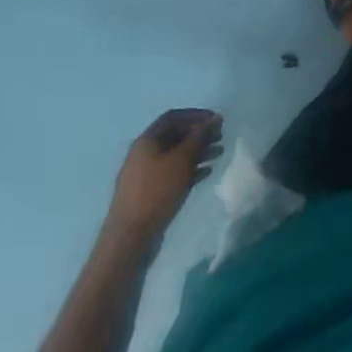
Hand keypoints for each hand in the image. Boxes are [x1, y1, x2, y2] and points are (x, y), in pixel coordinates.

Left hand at [106, 109, 222, 238]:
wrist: (130, 237)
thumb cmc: (157, 191)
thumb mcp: (181, 160)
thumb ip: (199, 137)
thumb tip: (215, 118)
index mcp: (147, 141)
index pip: (173, 117)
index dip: (196, 115)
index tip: (216, 121)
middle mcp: (144, 153)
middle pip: (175, 135)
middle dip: (199, 134)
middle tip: (220, 137)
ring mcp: (146, 173)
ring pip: (176, 154)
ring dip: (198, 151)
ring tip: (219, 153)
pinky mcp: (151, 191)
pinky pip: (174, 172)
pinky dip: (191, 169)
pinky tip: (207, 172)